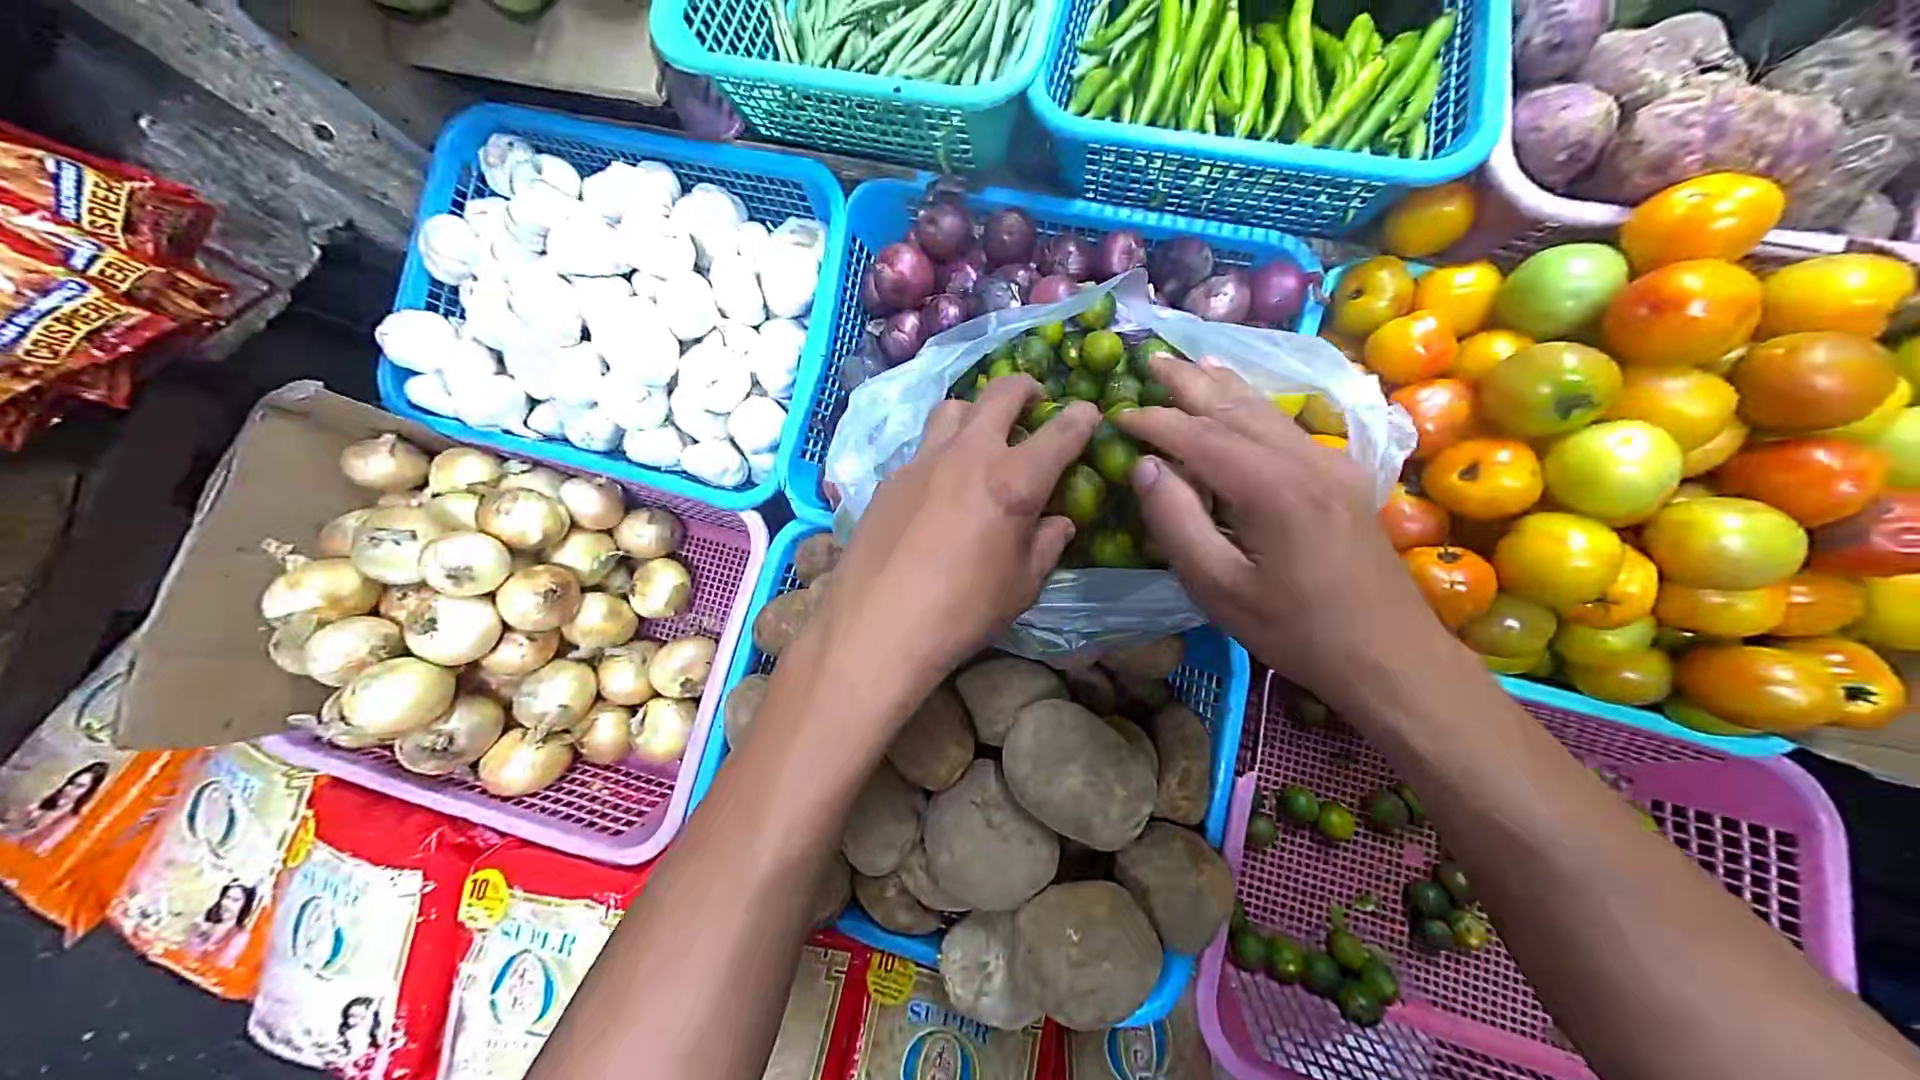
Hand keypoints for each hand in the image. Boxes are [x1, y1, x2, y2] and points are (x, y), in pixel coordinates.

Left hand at [809, 376, 1101, 693]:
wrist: (877, 627)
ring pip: (952, 409)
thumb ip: (1047, 544)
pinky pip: (922, 448)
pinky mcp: (890, 479)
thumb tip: (1058, 522)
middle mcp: (968, 455)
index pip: (1061, 432)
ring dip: (976, 411)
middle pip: (1000, 394)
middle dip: (1026, 389)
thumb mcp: (1022, 585)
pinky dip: (942, 451)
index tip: (1089, 413)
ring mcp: (922, 462)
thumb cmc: (963, 611)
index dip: (1082, 418)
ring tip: (982, 435)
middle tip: (1034, 401)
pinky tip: (940, 485)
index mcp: (1013, 480)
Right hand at [1115, 356, 1477, 716]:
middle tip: (1152, 359)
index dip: (1155, 422)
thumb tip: (1146, 467)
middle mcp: (1306, 461)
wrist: (1391, 656)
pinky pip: (1287, 427)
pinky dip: (1253, 406)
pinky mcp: (1343, 478)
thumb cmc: (1296, 631)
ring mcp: (1331, 466)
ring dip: (1224, 386)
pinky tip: (1242, 400)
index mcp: (1274, 488)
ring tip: (1192, 363)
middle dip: (1190, 383)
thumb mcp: (1219, 588)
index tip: (1118, 415)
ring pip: (1267, 410)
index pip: (1201, 437)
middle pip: (1237, 407)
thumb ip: (1177, 522)